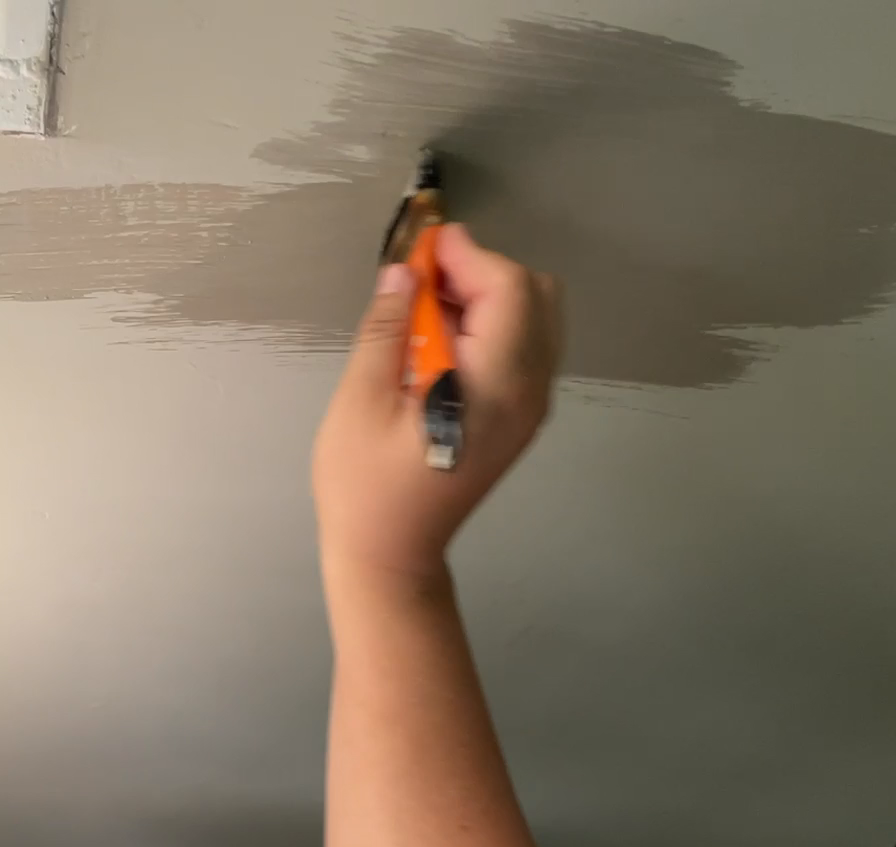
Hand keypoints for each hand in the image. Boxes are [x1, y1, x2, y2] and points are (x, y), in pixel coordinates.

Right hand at [313, 224, 561, 582]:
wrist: (389, 553)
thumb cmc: (364, 484)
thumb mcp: (360, 403)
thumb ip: (387, 332)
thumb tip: (402, 274)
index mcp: (495, 384)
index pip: (507, 289)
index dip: (466, 255)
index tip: (419, 245)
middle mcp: (529, 391)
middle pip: (534, 296)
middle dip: (479, 272)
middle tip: (419, 285)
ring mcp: (530, 409)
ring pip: (534, 321)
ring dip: (485, 298)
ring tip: (425, 316)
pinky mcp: (518, 421)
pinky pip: (523, 350)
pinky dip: (489, 328)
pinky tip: (440, 348)